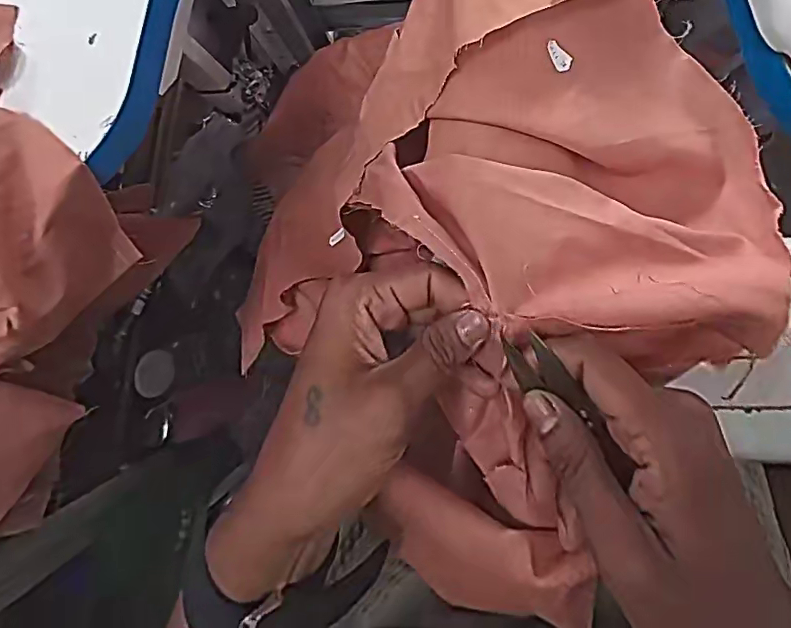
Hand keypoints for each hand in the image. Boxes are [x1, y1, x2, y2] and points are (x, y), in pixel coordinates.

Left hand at [207, 263, 491, 601]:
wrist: (288, 512)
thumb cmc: (331, 452)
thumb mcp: (393, 398)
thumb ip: (440, 352)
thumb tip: (483, 318)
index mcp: (355, 298)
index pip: (428, 279)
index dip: (466, 303)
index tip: (500, 335)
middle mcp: (361, 304)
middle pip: (431, 300)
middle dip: (467, 329)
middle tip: (502, 363)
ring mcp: (368, 333)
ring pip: (430, 325)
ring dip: (462, 351)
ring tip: (493, 380)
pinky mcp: (376, 361)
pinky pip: (420, 349)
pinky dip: (447, 366)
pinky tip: (475, 385)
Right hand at [524, 335, 790, 627]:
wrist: (753, 624)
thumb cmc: (696, 603)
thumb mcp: (622, 549)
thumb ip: (578, 467)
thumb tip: (538, 402)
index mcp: (670, 432)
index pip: (596, 361)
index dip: (547, 353)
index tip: (510, 363)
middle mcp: (684, 410)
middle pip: (602, 370)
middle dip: (556, 389)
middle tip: (527, 426)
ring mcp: (688, 416)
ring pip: (611, 387)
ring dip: (576, 410)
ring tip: (556, 457)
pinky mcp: (685, 428)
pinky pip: (628, 406)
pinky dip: (598, 424)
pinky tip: (588, 464)